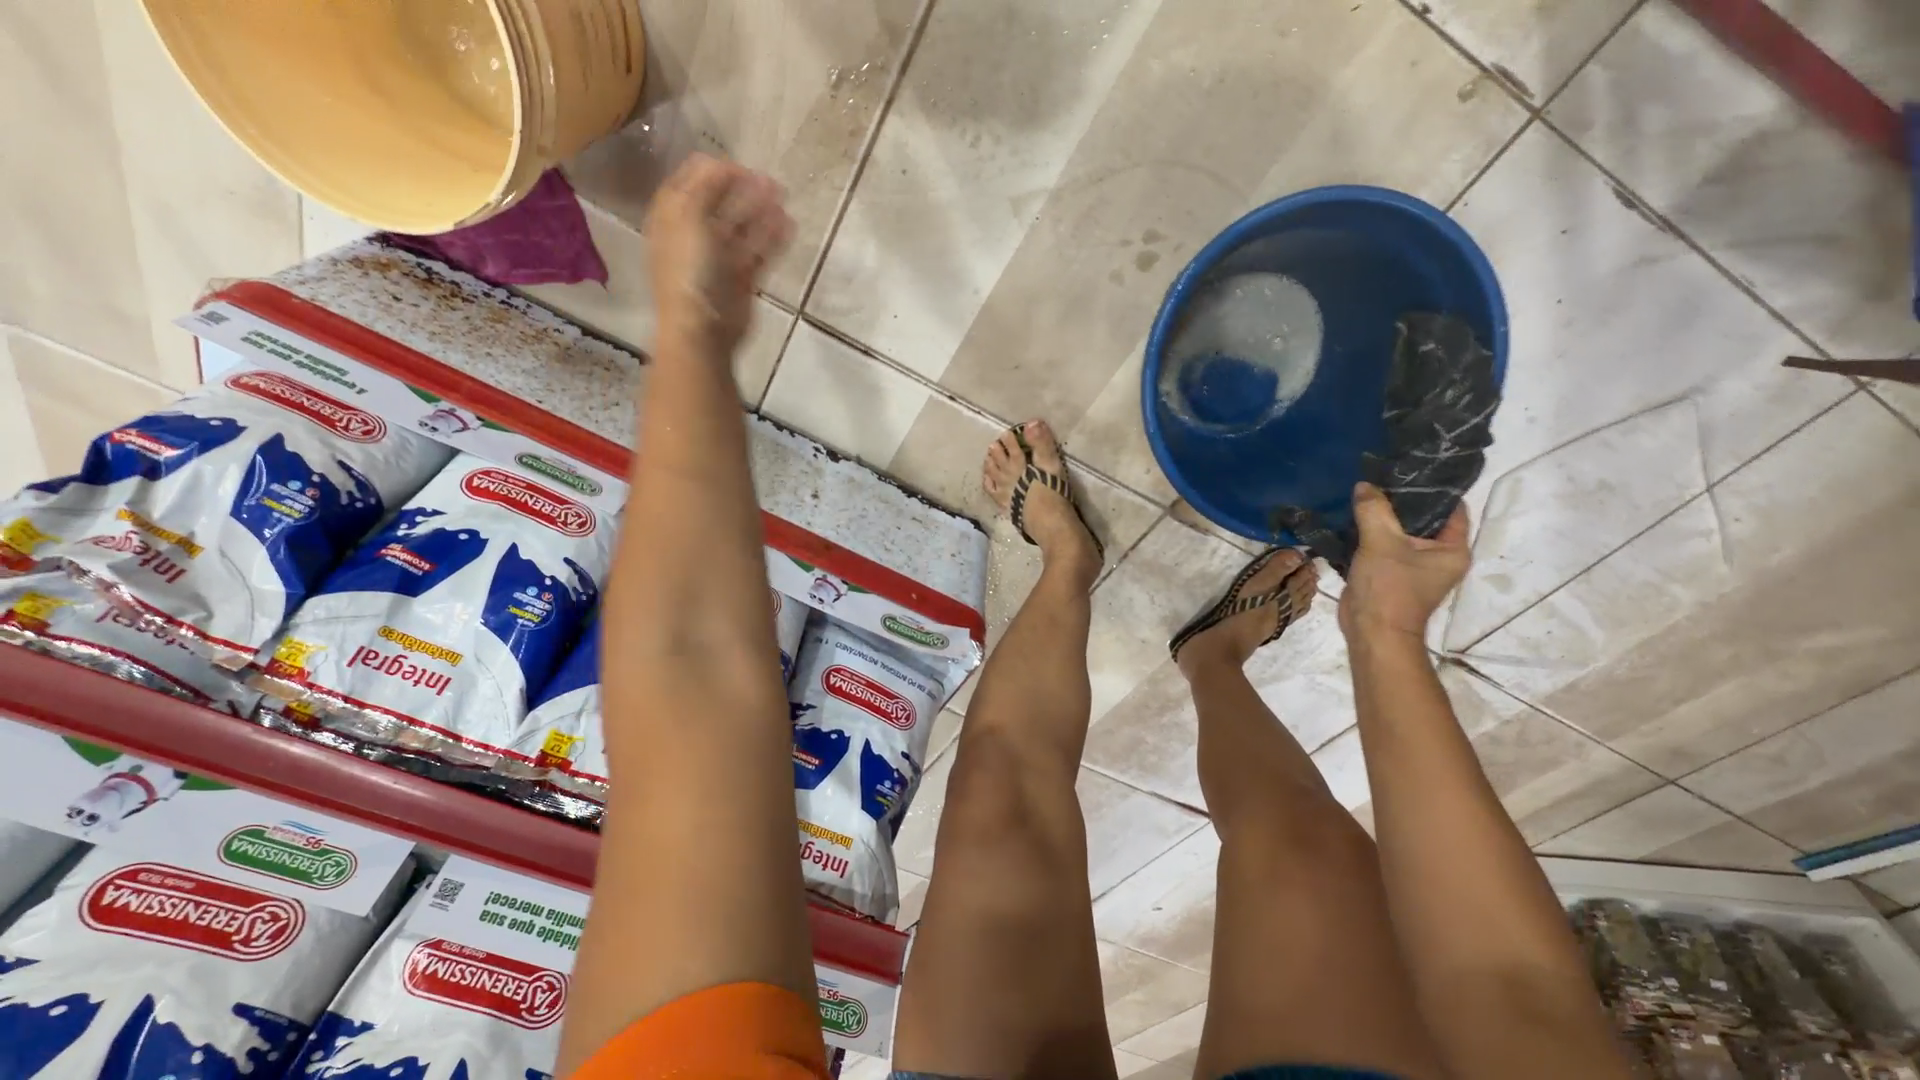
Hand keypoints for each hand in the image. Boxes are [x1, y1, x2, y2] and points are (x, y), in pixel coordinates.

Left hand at [647, 154, 793, 353]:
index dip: (713, 171)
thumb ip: (705, 187)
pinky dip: (772, 237)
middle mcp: (694, 234)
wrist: (702, 328)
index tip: (740, 166)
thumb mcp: (688, 218)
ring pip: (742, 227)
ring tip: (782, 199)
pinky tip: (788, 225)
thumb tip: (723, 165)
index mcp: (672, 218)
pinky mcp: (741, 277)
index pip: (689, 183)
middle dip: (743, 188)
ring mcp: (719, 258)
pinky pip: (758, 251)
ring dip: (761, 211)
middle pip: (720, 203)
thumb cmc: (689, 271)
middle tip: (769, 181)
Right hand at [1338, 483, 1470, 641]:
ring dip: (1384, 516)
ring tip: (1365, 491)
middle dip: (1403, 500)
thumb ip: (1374, 510)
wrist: (1372, 633)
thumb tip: (1365, 485)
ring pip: (1401, 531)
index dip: (1435, 487)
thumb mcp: (1381, 543)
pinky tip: (1354, 517)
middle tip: (1383, 475)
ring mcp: (1414, 566)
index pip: (1452, 508)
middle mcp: (1439, 556)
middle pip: (1424, 518)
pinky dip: (1372, 533)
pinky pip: (1384, 545)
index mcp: (1452, 549)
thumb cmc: (1389, 589)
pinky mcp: (1391, 573)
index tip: (1413, 468)